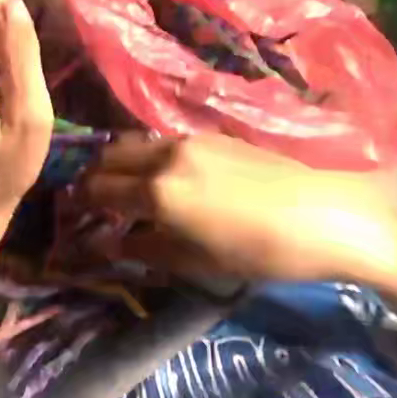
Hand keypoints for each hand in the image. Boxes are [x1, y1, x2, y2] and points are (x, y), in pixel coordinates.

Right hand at [79, 133, 396, 282]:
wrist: (323, 215)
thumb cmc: (260, 251)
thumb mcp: (200, 263)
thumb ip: (149, 249)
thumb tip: (115, 243)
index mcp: (159, 192)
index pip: (100, 190)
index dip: (81, 201)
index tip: (73, 212)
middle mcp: (166, 156)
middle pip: (111, 156)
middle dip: (94, 175)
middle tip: (93, 199)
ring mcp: (190, 140)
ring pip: (136, 143)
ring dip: (120, 161)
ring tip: (124, 186)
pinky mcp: (212, 135)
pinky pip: (162, 141)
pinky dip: (147, 155)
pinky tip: (162, 176)